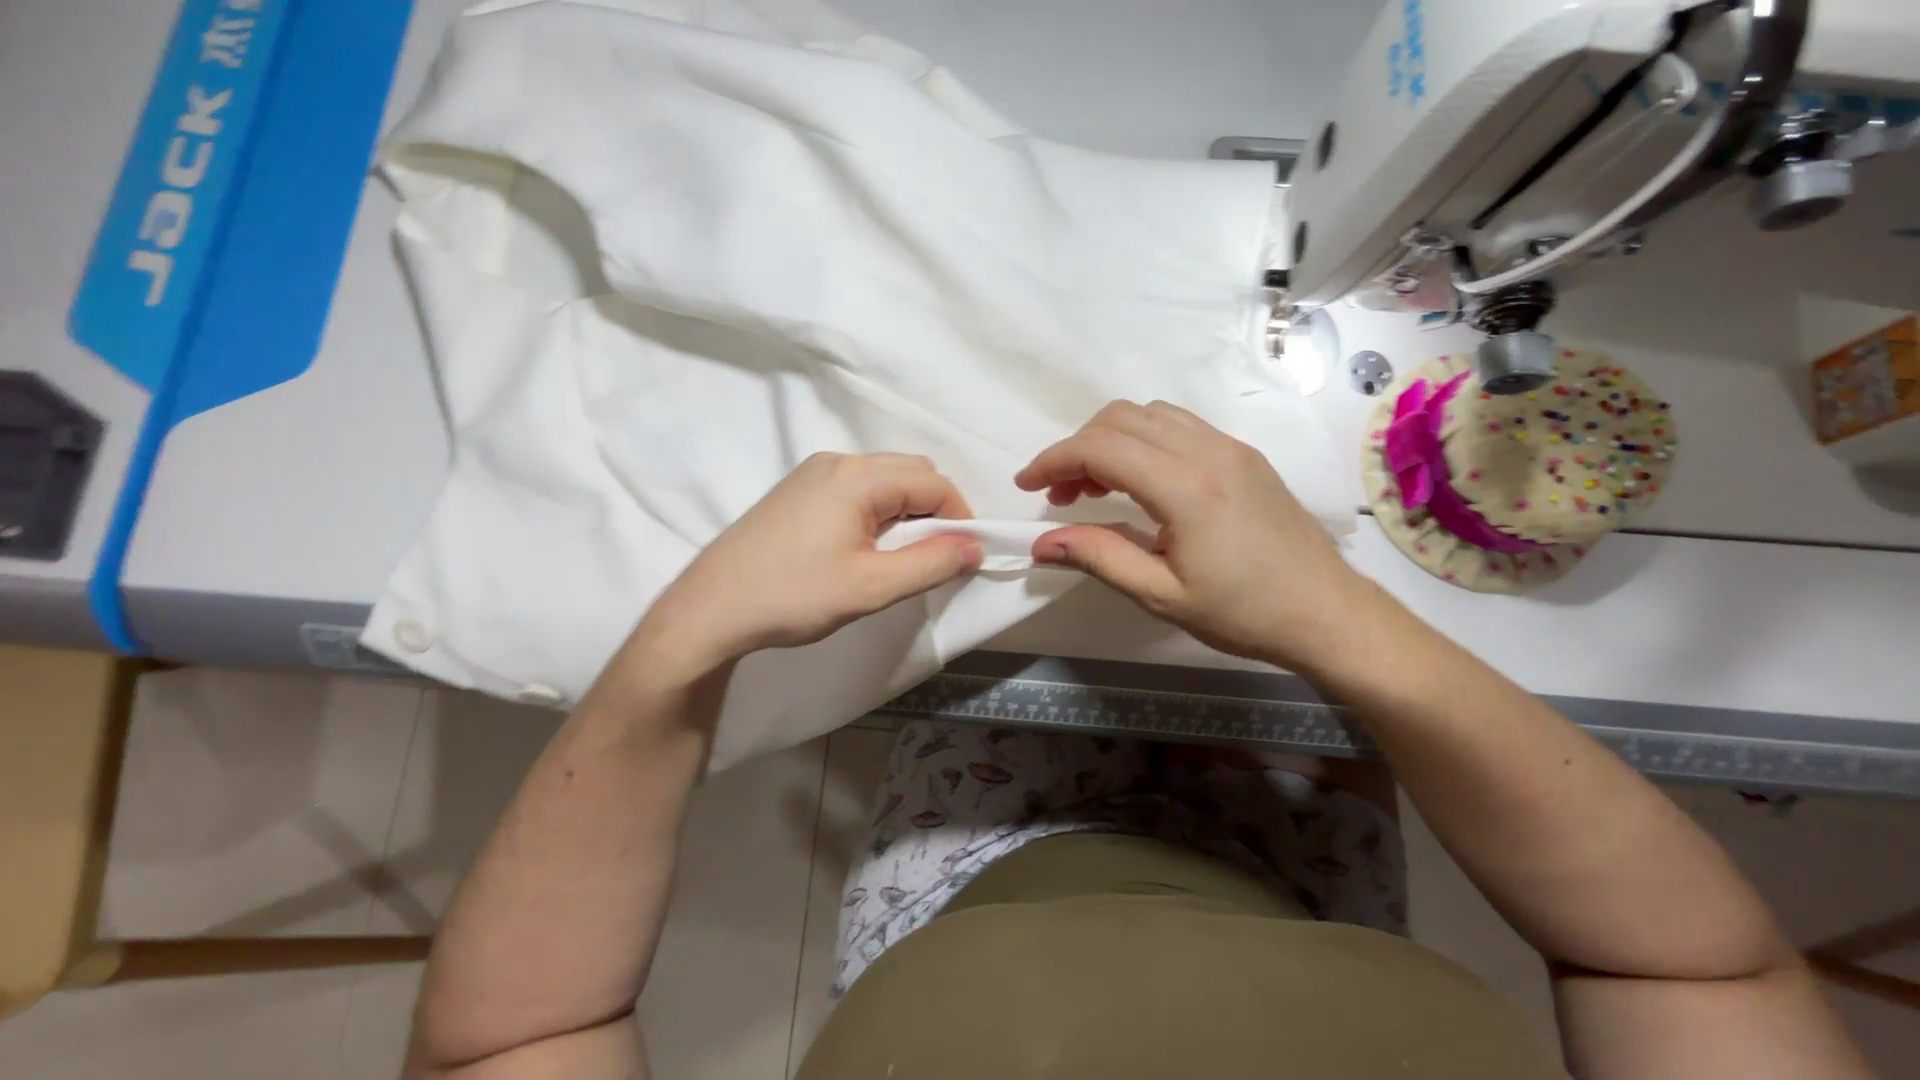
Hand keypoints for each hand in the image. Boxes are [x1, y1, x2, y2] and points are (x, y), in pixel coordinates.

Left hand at [640, 453, 982, 668]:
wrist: (712, 608)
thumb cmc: (794, 597)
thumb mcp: (871, 587)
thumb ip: (930, 564)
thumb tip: (974, 547)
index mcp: (857, 477)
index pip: (933, 481)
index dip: (959, 516)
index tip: (963, 557)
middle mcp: (836, 462)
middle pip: (910, 471)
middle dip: (935, 508)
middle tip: (934, 556)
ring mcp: (811, 473)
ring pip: (883, 478)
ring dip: (905, 509)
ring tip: (900, 556)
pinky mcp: (796, 491)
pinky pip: (855, 487)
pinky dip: (877, 509)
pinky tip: (864, 548)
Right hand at [1015, 400, 1380, 672]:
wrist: (1326, 611)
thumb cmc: (1243, 613)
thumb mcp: (1162, 596)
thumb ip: (1099, 558)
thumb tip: (1041, 542)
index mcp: (1186, 488)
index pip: (1101, 447)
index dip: (1054, 460)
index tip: (1026, 486)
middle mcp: (1208, 451)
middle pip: (1121, 418)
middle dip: (1077, 448)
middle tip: (1060, 497)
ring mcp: (1230, 447)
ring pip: (1150, 413)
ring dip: (1110, 439)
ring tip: (1094, 488)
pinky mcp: (1244, 454)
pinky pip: (1179, 425)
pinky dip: (1142, 439)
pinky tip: (1138, 482)